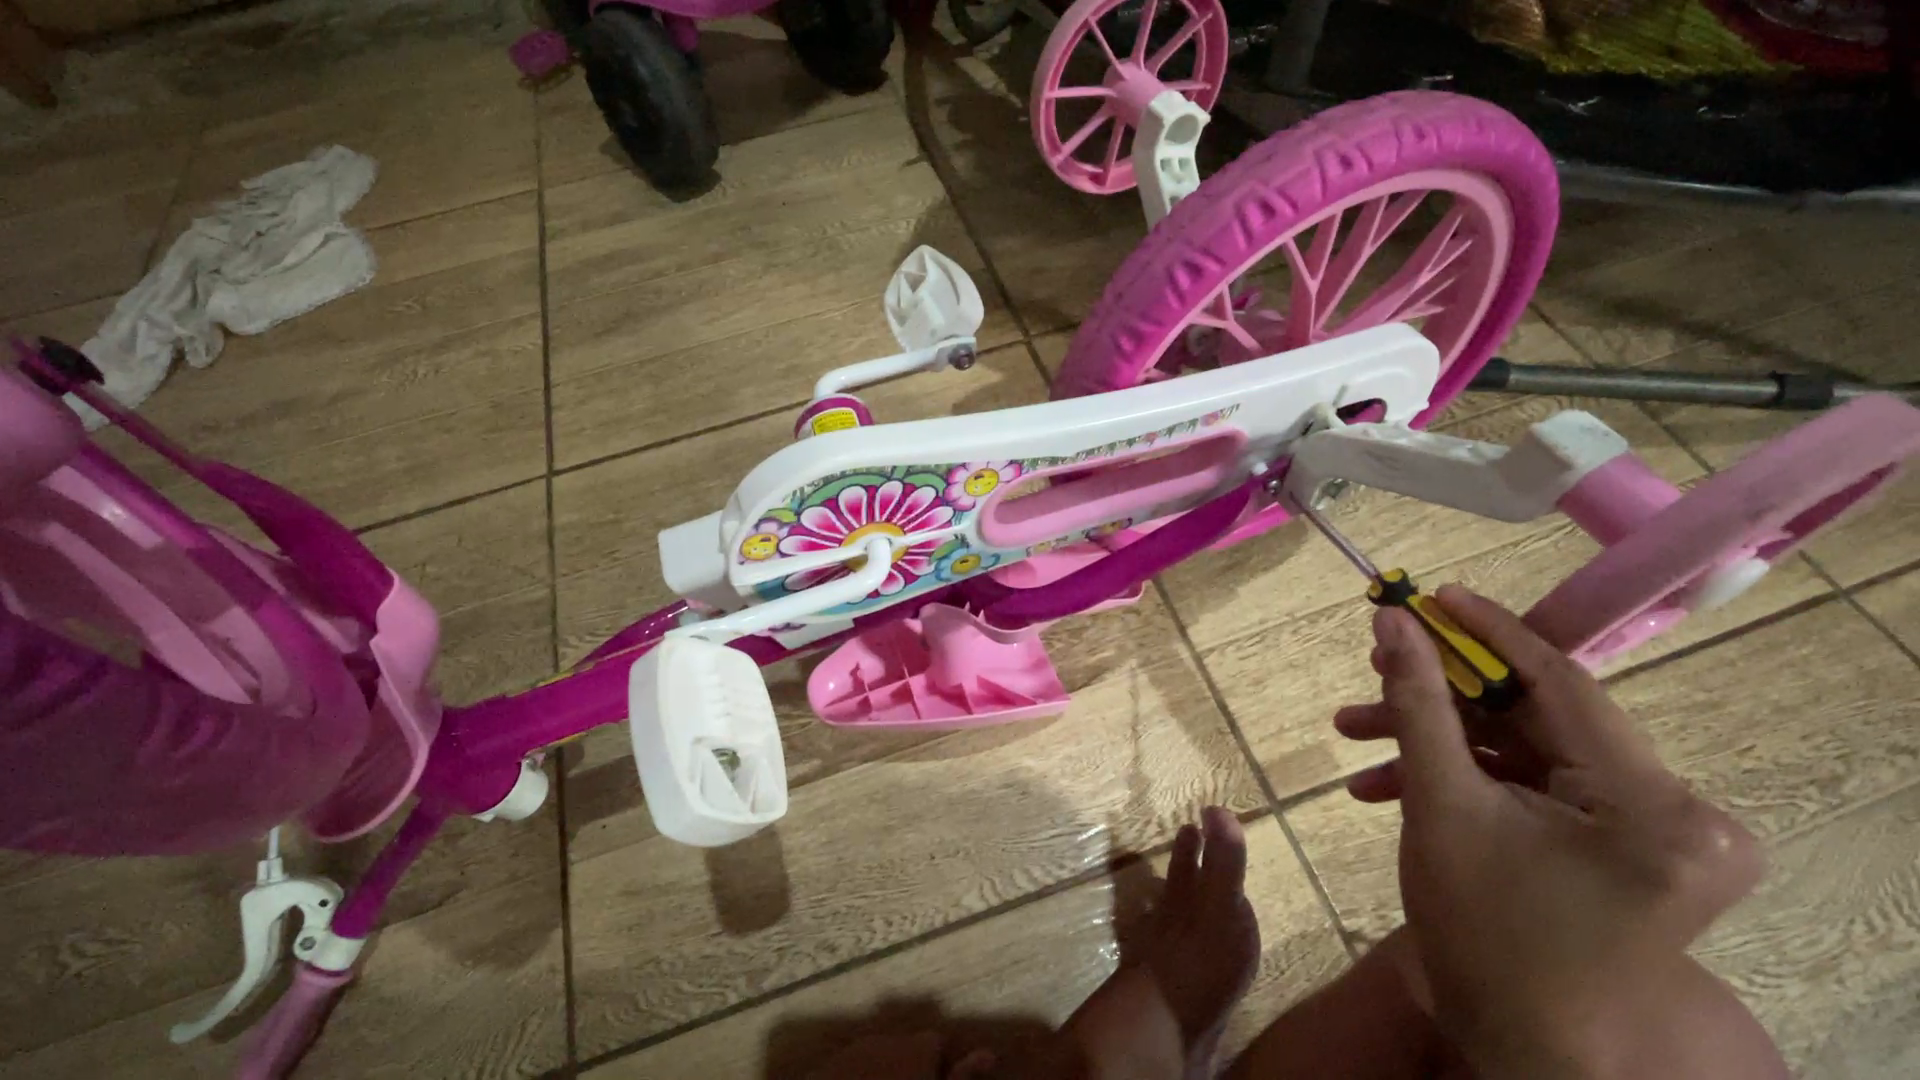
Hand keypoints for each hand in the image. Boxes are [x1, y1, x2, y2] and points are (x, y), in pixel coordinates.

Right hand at [1333, 586, 1764, 1079]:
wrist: (1519, 1045)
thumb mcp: (1437, 805)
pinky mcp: (1629, 847)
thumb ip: (1416, 703)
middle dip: (1443, 700)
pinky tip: (1391, 784)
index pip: (1564, 684)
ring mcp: (1659, 833)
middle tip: (1371, 673)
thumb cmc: (1481, 933)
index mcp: (1655, 807)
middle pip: (1541, 719)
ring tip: (1355, 737)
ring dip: (1442, 743)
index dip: (1488, 632)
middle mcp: (1682, 812)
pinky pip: (1539, 787)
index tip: (1431, 594)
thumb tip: (1391, 621)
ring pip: (1530, 751)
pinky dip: (1469, 779)